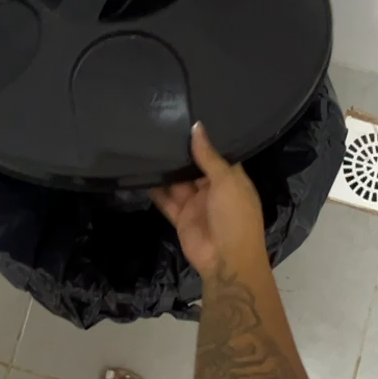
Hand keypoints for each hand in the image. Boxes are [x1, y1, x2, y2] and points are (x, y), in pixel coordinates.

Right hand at [149, 122, 267, 273]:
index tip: (186, 119)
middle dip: (181, 154)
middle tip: (160, 129)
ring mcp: (196, 204)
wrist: (226, 260)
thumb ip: (209, 156)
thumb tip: (196, 127)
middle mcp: (213, 190)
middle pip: (195, 168)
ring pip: (178, 183)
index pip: (217, 155)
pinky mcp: (181, 218)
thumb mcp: (226, 181)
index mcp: (232, 179)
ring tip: (148, 146)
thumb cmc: (235, 216)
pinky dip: (155, 190)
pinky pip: (166, 201)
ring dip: (166, 170)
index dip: (204, 141)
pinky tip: (142, 173)